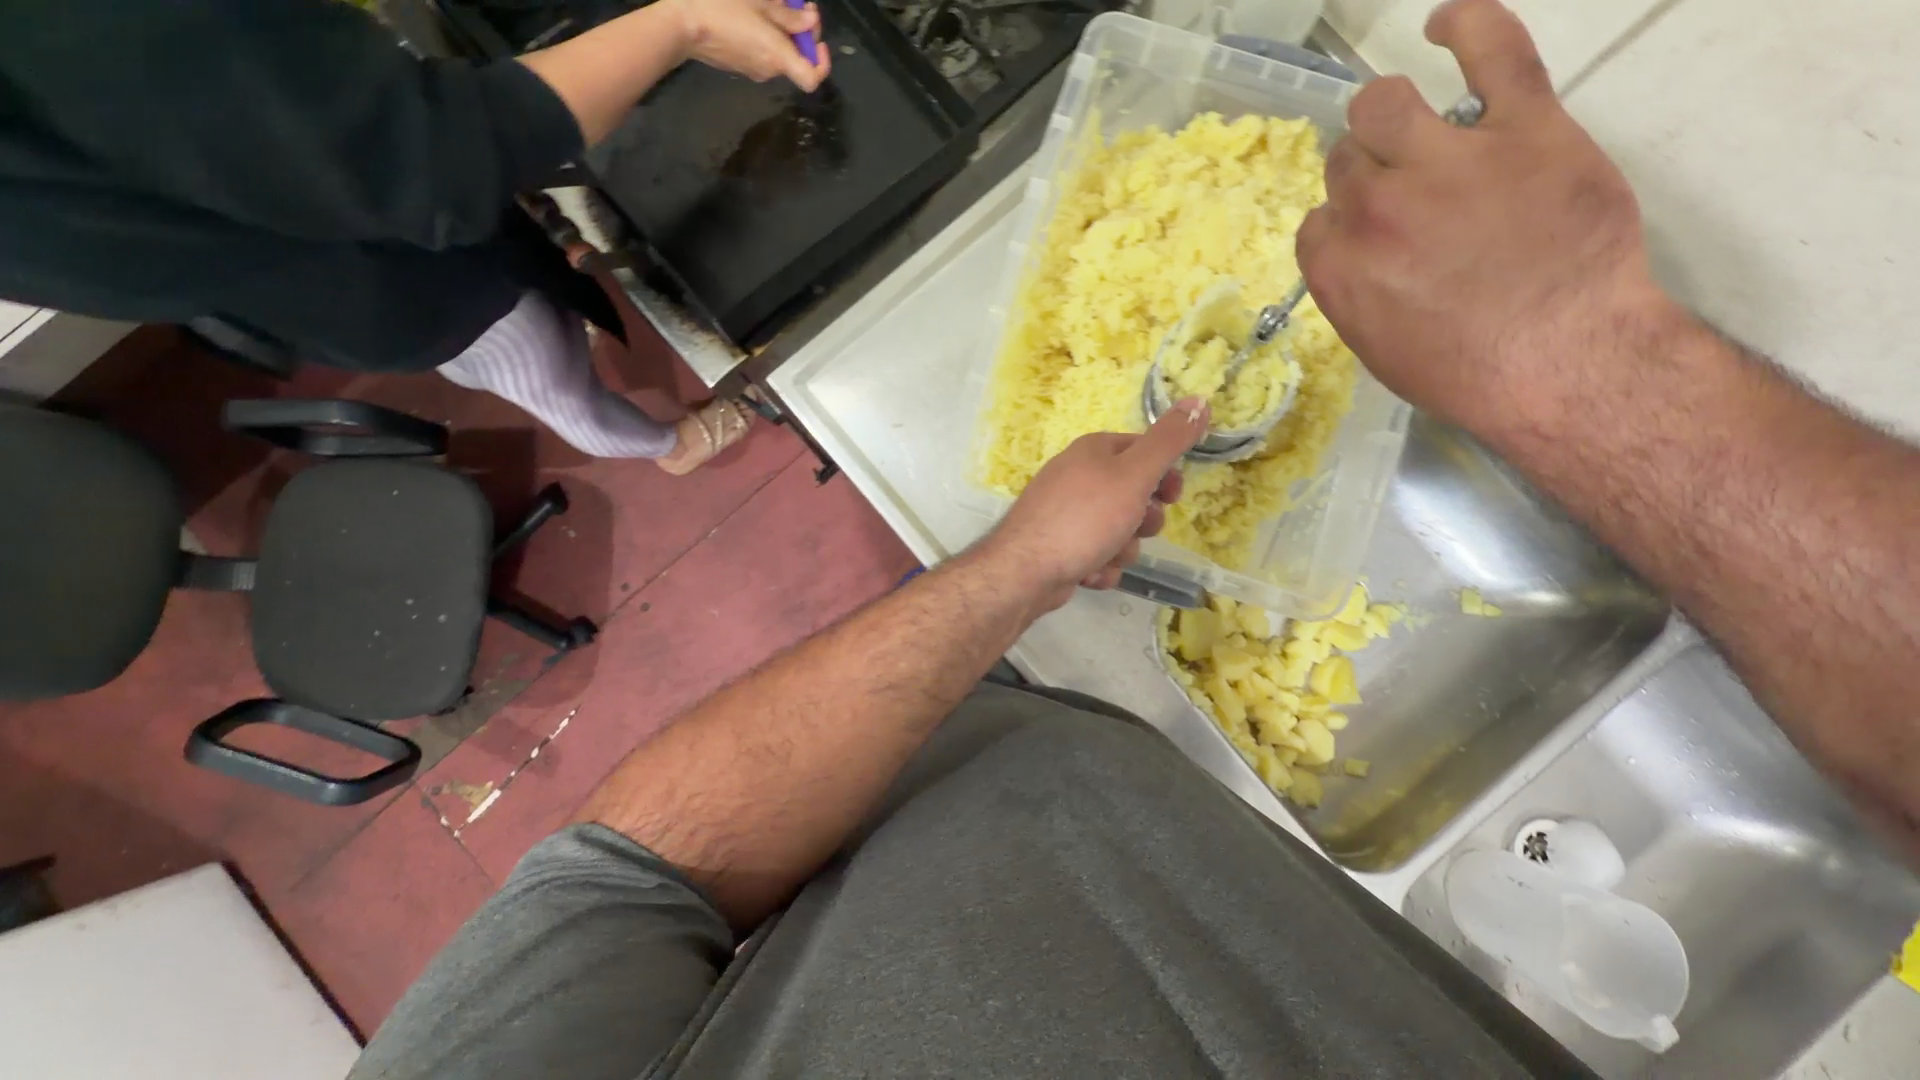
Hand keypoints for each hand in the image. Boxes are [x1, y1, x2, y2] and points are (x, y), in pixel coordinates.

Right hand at [666, 0, 831, 91]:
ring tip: (774, 5)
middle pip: (798, 60)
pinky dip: (767, 38)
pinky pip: (762, 53)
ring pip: (780, 55)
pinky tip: (756, 15)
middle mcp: (769, 70)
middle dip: (802, 34)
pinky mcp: (739, 66)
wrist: (681, 25)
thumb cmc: (721, 7)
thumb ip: (788, 15)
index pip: (813, 78)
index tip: (818, 41)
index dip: (822, 63)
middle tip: (799, 5)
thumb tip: (810, 23)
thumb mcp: (758, 2)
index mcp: (779, 57)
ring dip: (784, 33)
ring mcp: (753, 70)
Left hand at [974, 399, 1208, 612]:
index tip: (1172, 497)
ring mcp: (1066, 514)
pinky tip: (1087, 573)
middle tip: (1135, 528)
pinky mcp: (1060, 547)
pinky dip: (1099, 567)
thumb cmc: (1085, 517)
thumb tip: (1200, 399)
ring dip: (1121, 550)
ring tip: (1105, 554)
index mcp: (1093, 451)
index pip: (1143, 451)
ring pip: (1118, 531)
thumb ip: (1168, 442)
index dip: (1164, 475)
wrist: (1026, 571)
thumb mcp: (1134, 475)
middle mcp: (1077, 477)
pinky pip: (1097, 555)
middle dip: (1142, 521)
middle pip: (1133, 496)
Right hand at [1296, 0, 1677, 437]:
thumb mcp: (1377, 344)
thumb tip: (1357, 249)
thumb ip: (1353, 286)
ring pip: (1386, 105)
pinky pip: (1492, 54)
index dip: (1346, 226)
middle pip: (1347, 160)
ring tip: (1413, 128)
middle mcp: (1376, 207)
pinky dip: (1467, 25)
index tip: (1374, 239)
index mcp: (1337, 265)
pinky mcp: (1524, 130)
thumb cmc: (1464, 372)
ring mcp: (1447, 163)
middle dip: (1368, 174)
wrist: (1563, 363)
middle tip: (1404, 195)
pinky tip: (1445, 23)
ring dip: (1390, 118)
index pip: (1319, 219)